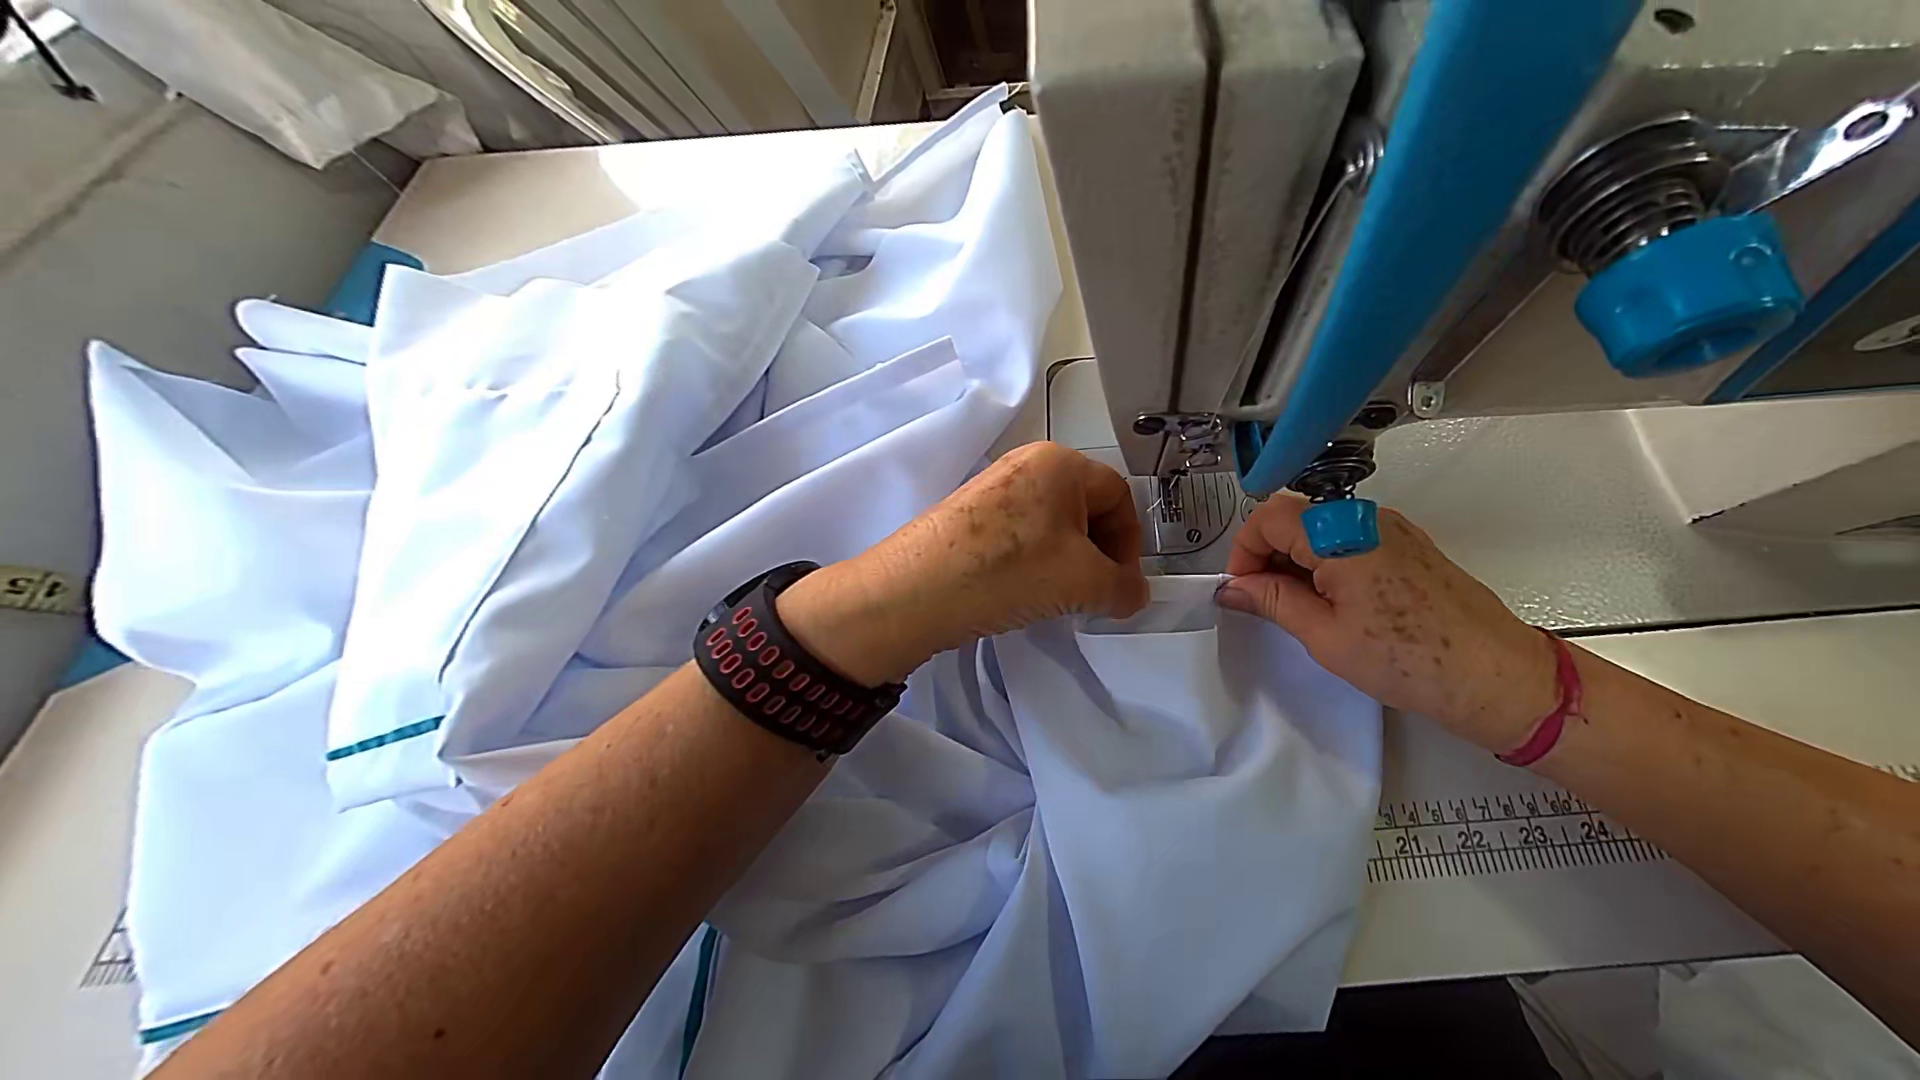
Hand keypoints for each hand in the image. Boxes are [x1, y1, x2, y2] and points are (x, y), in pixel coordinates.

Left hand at [779, 442, 1150, 684]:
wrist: (916, 592)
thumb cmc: (1007, 571)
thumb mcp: (1084, 582)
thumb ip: (1125, 589)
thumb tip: (1131, 594)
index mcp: (1060, 461)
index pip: (1119, 497)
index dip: (1129, 546)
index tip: (1120, 585)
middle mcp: (1025, 463)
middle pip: (1085, 509)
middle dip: (1096, 555)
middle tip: (1091, 594)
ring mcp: (992, 488)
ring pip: (1051, 525)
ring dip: (1065, 562)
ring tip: (1054, 596)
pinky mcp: (969, 515)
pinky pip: (1019, 535)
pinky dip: (1032, 562)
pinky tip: (1020, 591)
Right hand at [1215, 496, 1557, 752]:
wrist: (1498, 678)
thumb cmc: (1412, 660)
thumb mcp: (1324, 635)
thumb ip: (1272, 602)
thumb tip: (1235, 589)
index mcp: (1342, 536)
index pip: (1268, 518)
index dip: (1245, 550)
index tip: (1244, 587)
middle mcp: (1368, 519)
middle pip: (1292, 516)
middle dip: (1267, 553)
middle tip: (1264, 599)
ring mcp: (1391, 528)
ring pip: (1319, 526)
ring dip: (1295, 558)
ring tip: (1299, 606)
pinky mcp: (1407, 543)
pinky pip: (1348, 536)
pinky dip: (1325, 560)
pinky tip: (1332, 600)